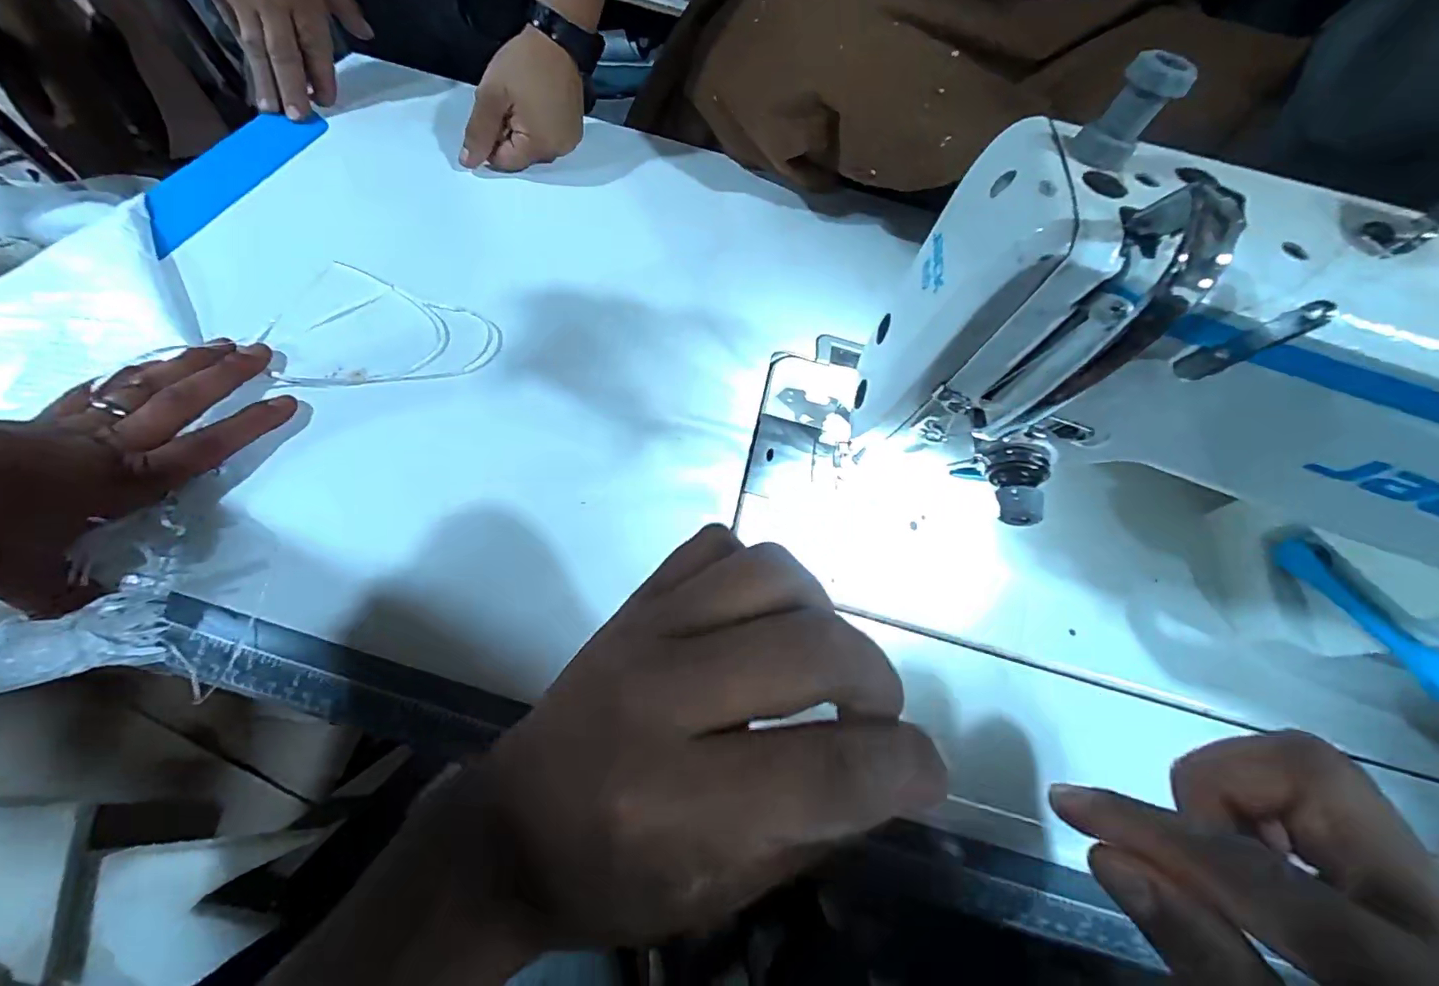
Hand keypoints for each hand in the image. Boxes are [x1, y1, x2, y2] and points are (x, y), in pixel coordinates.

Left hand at [0, 343, 295, 615]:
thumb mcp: (17, 577)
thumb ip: (68, 590)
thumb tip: (105, 602)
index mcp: (122, 481)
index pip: (203, 450)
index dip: (248, 426)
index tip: (287, 401)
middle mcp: (106, 448)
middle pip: (177, 403)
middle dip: (224, 376)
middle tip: (263, 352)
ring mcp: (67, 430)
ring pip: (139, 389)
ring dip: (182, 365)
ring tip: (219, 345)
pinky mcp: (29, 424)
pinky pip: (86, 396)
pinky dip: (114, 380)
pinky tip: (129, 371)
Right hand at [180, 0, 372, 117]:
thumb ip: (343, 3)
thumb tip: (366, 35)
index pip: (315, 48)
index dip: (321, 77)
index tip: (326, 101)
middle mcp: (270, 3)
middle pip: (282, 54)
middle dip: (290, 89)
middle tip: (296, 119)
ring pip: (254, 47)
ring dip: (263, 80)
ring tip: (268, 109)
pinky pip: (232, 27)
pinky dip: (243, 53)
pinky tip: (250, 74)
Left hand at [460, 26, 584, 171]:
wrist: (558, 43)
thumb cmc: (523, 65)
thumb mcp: (491, 95)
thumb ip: (479, 132)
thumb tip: (469, 163)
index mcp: (540, 146)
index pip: (505, 163)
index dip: (489, 142)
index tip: (490, 113)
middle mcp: (559, 151)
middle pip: (521, 157)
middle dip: (506, 137)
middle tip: (505, 104)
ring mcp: (569, 141)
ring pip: (533, 149)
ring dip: (521, 132)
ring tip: (521, 103)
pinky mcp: (574, 131)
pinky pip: (547, 139)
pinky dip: (535, 128)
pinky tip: (534, 105)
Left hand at [464, 526, 946, 946]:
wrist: (510, 828)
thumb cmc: (617, 876)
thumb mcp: (724, 890)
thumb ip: (821, 825)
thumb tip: (900, 766)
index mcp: (674, 801)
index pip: (828, 768)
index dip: (904, 766)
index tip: (928, 770)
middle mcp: (657, 699)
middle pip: (813, 650)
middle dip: (875, 685)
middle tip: (875, 716)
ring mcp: (643, 631)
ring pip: (775, 574)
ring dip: (824, 617)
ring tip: (821, 660)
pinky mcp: (635, 600)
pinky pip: (721, 547)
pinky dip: (763, 576)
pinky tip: (762, 619)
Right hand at [1051, 731, 1438, 985]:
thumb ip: (1202, 955)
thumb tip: (1109, 857)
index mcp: (1410, 966)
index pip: (1253, 872)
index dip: (1152, 833)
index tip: (1070, 801)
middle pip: (1306, 767)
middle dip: (1217, 790)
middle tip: (1184, 858)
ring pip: (1310, 771)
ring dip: (1239, 803)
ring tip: (1219, 875)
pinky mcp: (1419, 880)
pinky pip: (1322, 806)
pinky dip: (1266, 819)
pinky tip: (1255, 873)